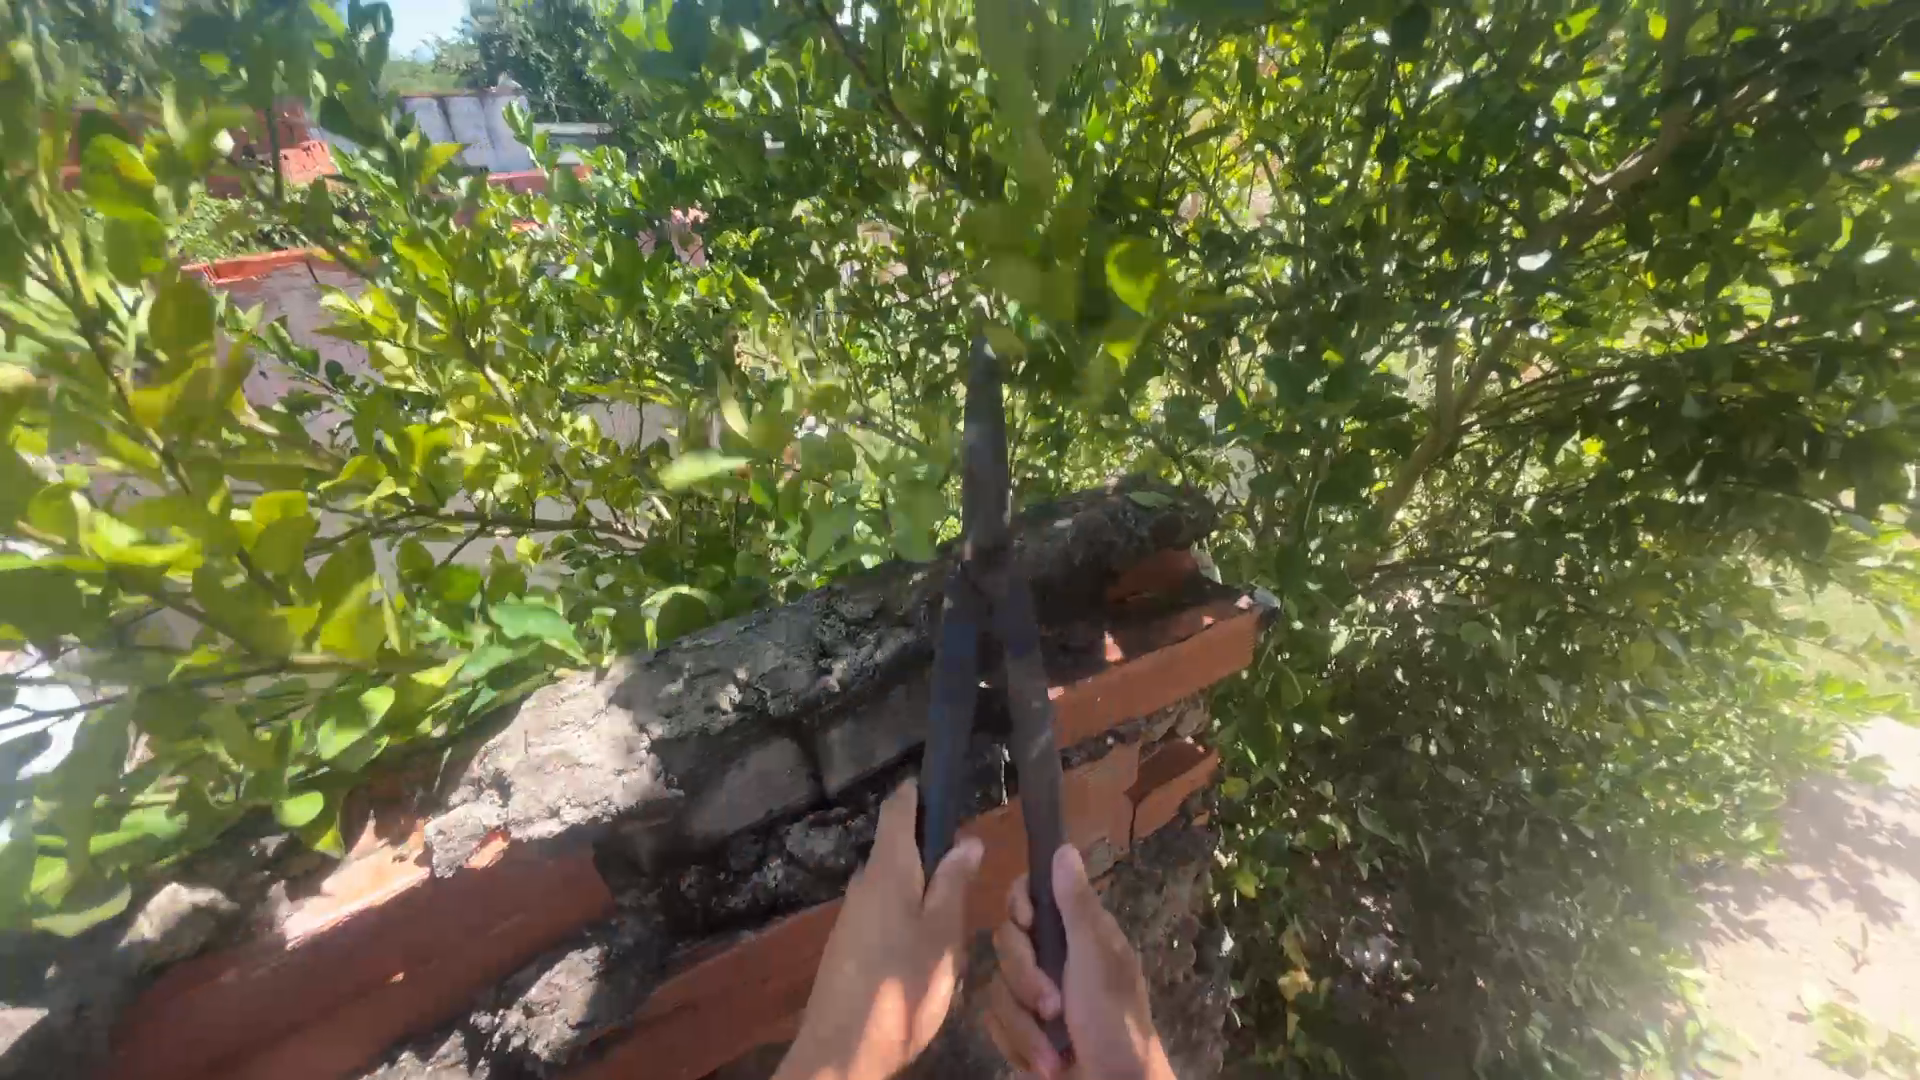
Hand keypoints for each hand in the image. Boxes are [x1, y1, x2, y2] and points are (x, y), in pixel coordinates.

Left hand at [774, 780, 984, 1079]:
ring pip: (894, 882)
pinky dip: (907, 914)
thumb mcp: (942, 933)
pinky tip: (926, 950)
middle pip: (898, 845)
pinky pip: (884, 911)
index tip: (944, 785)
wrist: (841, 1053)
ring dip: (922, 888)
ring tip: (955, 920)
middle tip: (970, 872)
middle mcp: (864, 880)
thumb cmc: (901, 985)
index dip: (919, 790)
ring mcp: (853, 913)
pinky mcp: (848, 943)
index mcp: (888, 867)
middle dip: (932, 850)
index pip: (898, 807)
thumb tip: (967, 838)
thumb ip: (953, 882)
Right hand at [983, 845, 1174, 1079]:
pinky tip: (1042, 1065)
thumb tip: (1063, 847)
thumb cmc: (1115, 1023)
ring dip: (1024, 1027)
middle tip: (1053, 1006)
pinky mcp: (1019, 1031)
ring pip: (995, 986)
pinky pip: (993, 1022)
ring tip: (1054, 1055)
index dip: (1019, 905)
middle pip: (1005, 941)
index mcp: (1073, 933)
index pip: (1029, 895)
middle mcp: (1050, 957)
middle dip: (1025, 981)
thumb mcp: (1097, 957)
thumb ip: (1075, 903)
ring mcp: (1032, 996)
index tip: (1027, 922)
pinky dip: (1017, 1047)